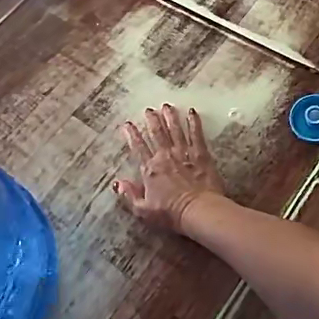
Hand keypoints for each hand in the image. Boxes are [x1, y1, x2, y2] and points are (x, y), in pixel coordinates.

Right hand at [117, 104, 225, 234]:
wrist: (197, 209)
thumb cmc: (170, 213)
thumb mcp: (143, 210)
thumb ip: (130, 195)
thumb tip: (117, 183)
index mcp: (150, 169)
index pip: (138, 148)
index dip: (132, 135)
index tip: (127, 124)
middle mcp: (166, 157)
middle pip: (157, 134)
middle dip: (152, 120)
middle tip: (149, 110)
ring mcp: (184, 153)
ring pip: (175, 130)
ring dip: (171, 117)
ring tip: (167, 106)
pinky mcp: (201, 154)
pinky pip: (196, 134)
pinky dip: (194, 122)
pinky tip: (192, 112)